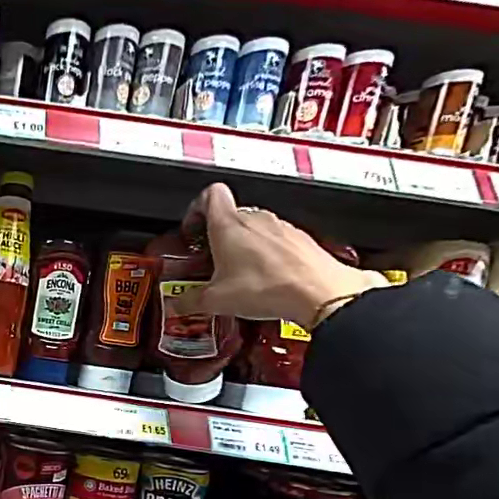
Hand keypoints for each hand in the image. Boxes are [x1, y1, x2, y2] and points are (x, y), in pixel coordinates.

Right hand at [187, 183, 383, 327]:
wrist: (320, 293)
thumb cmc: (271, 286)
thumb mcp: (215, 300)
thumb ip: (189, 300)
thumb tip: (178, 304)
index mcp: (229, 225)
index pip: (209, 195)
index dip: (196, 208)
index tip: (192, 229)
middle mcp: (256, 219)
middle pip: (230, 215)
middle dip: (217, 237)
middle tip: (210, 260)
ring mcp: (281, 227)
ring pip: (254, 228)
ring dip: (243, 247)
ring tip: (238, 275)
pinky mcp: (300, 240)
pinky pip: (276, 242)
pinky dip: (266, 256)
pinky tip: (264, 281)